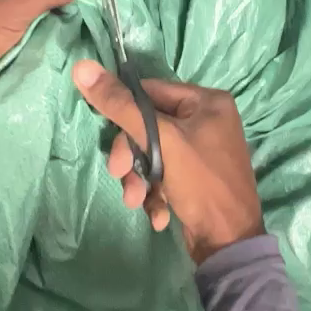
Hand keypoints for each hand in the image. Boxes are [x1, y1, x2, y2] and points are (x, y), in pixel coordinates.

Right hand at [71, 61, 264, 263]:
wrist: (228, 243)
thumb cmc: (201, 183)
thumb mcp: (161, 140)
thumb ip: (121, 106)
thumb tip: (82, 67)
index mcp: (207, 102)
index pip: (150, 92)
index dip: (125, 115)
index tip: (111, 140)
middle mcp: (207, 120)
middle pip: (149, 126)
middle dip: (132, 156)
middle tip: (120, 174)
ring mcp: (202, 151)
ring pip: (152, 154)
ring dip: (139, 179)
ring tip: (137, 201)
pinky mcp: (195, 178)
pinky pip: (164, 174)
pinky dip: (156, 192)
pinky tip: (158, 212)